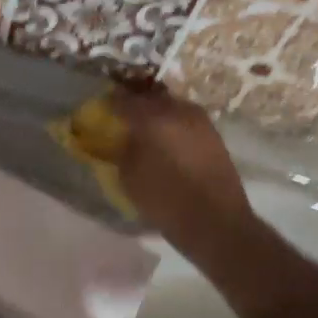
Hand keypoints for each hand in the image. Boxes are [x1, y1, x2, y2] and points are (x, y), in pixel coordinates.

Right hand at [112, 88, 254, 257]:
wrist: (215, 221)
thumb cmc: (165, 202)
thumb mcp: (130, 178)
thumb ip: (121, 150)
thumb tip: (120, 136)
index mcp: (152, 118)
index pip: (123, 98)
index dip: (110, 101)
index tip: (102, 109)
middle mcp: (178, 110)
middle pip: (151, 96)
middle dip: (136, 103)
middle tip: (124, 116)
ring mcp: (200, 120)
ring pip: (171, 106)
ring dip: (157, 113)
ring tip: (146, 129)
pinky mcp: (213, 134)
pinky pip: (186, 119)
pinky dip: (173, 125)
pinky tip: (168, 141)